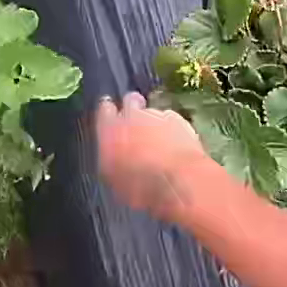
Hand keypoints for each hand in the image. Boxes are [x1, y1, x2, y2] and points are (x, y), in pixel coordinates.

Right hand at [95, 91, 211, 221]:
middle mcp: (132, 115)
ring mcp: (159, 115)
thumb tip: (112, 154)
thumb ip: (110, 157)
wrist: (179, 182)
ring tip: (159, 144)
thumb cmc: (138, 185)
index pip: (105, 109)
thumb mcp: (112, 177)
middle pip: (131, 101)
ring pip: (153, 112)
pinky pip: (172, 121)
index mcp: (110, 128)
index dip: (109, 116)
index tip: (112, 124)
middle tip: (136, 129)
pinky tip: (175, 147)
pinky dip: (173, 130)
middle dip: (133, 110)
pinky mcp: (182, 121)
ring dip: (154, 123)